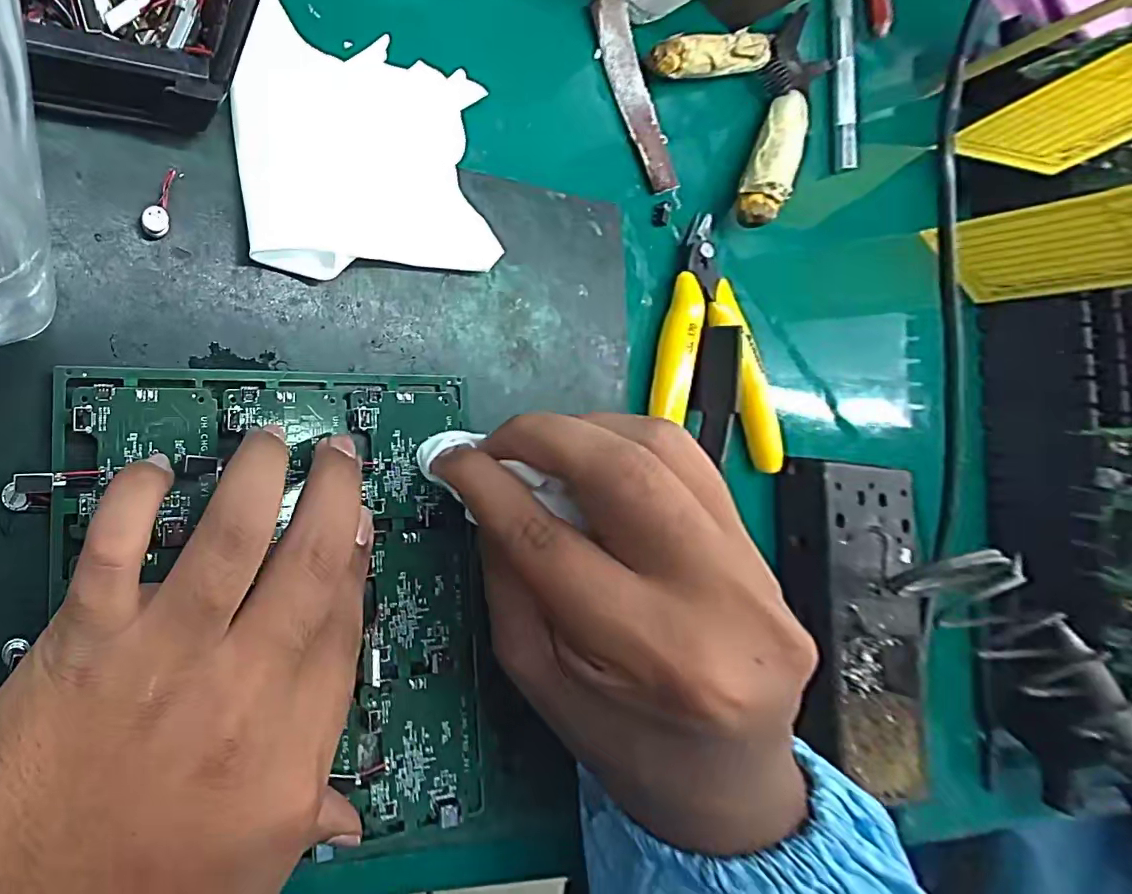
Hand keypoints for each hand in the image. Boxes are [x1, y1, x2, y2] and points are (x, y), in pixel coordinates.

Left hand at [0, 427, 371, 893]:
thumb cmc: (142, 882)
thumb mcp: (247, 868)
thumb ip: (303, 816)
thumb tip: (349, 807)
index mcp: (287, 752)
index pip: (341, 629)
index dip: (353, 562)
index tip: (354, 520)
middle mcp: (237, 691)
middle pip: (306, 569)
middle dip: (332, 496)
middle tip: (338, 451)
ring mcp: (159, 654)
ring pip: (227, 538)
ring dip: (255, 475)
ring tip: (269, 439)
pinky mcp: (86, 632)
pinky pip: (116, 542)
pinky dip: (135, 493)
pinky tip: (153, 468)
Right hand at [431, 413, 816, 855]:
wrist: (727, 780)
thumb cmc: (611, 734)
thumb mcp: (529, 664)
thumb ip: (505, 571)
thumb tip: (484, 489)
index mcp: (652, 654)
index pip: (545, 537)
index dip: (483, 484)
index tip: (448, 460)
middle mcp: (719, 602)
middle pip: (621, 471)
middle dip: (537, 436)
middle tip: (491, 444)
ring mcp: (756, 571)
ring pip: (662, 448)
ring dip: (581, 431)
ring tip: (539, 452)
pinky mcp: (764, 551)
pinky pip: (688, 463)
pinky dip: (623, 443)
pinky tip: (588, 461)